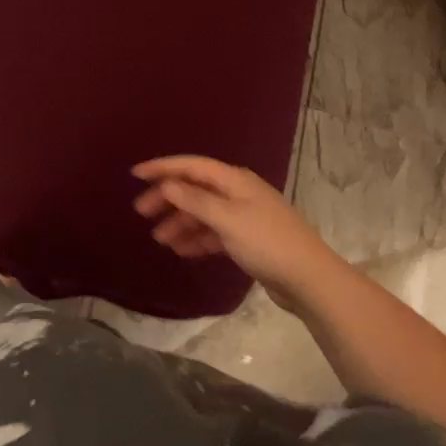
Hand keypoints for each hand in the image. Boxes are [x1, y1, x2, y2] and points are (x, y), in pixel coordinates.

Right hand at [132, 155, 335, 310]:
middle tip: (142, 212)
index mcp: (234, 180)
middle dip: (167, 198)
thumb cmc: (267, 243)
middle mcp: (237, 193)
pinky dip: (196, 239)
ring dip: (180, 222)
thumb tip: (167, 184)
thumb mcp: (227, 220)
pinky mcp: (247, 240)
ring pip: (202, 213)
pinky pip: (213, 233)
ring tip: (159, 239)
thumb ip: (195, 201)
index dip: (162, 167)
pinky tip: (181, 250)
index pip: (191, 166)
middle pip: (195, 188)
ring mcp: (243, 217)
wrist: (310, 280)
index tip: (135, 174)